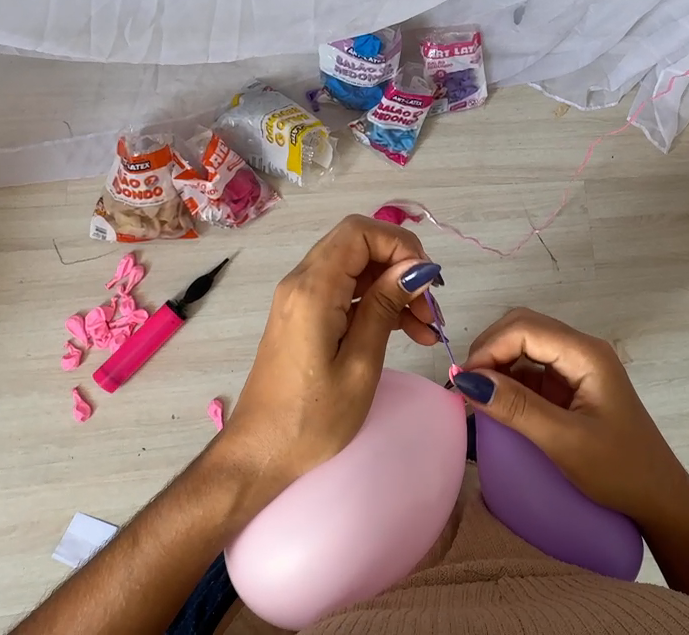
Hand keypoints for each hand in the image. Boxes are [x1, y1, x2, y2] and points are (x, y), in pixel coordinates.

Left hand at [218, 215, 442, 494]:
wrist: (259, 456)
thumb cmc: (312, 420)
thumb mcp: (360, 365)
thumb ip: (385, 307)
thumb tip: (417, 268)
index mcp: (313, 289)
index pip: (360, 232)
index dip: (400, 244)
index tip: (426, 281)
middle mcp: (302, 282)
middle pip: (359, 243)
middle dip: (401, 265)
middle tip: (429, 305)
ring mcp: (301, 298)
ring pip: (356, 267)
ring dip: (393, 286)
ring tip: (427, 327)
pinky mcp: (305, 315)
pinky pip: (346, 289)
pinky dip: (377, 301)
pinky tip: (407, 331)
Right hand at [454, 307, 688, 528]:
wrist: (660, 500)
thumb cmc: (619, 471)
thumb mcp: (564, 442)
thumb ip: (516, 408)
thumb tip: (468, 382)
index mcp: (586, 354)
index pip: (525, 328)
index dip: (489, 347)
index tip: (463, 383)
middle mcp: (581, 350)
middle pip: (524, 327)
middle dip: (490, 350)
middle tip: (465, 387)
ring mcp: (577, 367)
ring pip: (526, 345)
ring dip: (497, 363)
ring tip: (475, 395)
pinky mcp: (571, 386)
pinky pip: (533, 369)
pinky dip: (509, 379)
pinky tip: (496, 402)